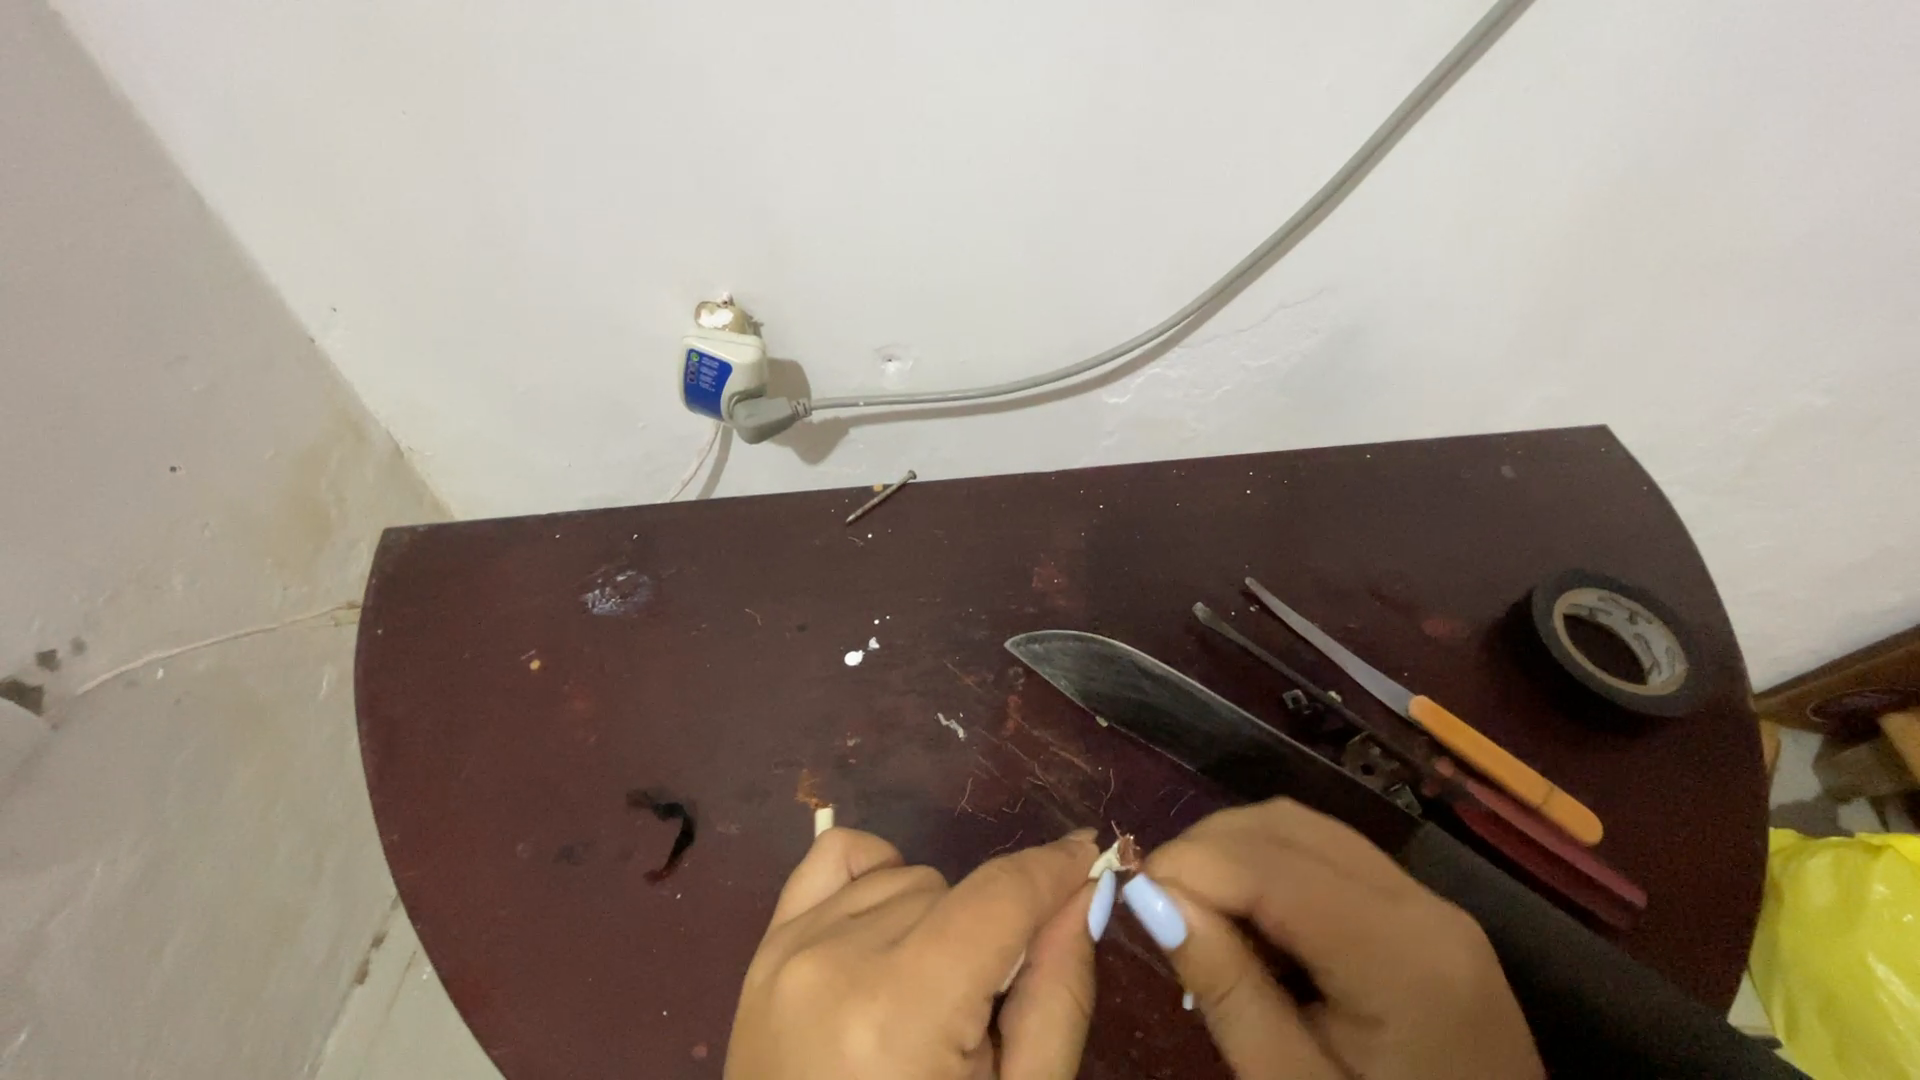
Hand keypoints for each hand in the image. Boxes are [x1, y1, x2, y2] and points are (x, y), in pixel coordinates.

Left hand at [726, 827, 1101, 1079]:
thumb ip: (1057, 997)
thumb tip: (1077, 893)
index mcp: (900, 1013)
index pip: (998, 897)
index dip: (1054, 869)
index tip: (1090, 858)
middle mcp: (837, 961)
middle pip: (955, 892)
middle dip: (989, 938)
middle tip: (981, 1015)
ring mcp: (791, 949)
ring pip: (905, 878)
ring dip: (935, 920)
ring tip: (927, 1000)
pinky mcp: (766, 948)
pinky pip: (837, 858)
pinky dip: (878, 877)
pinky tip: (888, 929)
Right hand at [1126, 799, 1543, 1079]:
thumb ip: (1225, 989)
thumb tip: (1149, 895)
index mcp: (1403, 960)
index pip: (1272, 869)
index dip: (1189, 865)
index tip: (1128, 896)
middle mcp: (1426, 907)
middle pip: (1286, 828)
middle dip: (1205, 848)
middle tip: (1155, 905)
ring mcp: (1433, 906)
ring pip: (1304, 829)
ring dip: (1234, 851)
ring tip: (1196, 911)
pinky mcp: (1426, 916)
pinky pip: (1329, 854)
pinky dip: (1270, 865)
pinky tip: (1250, 918)